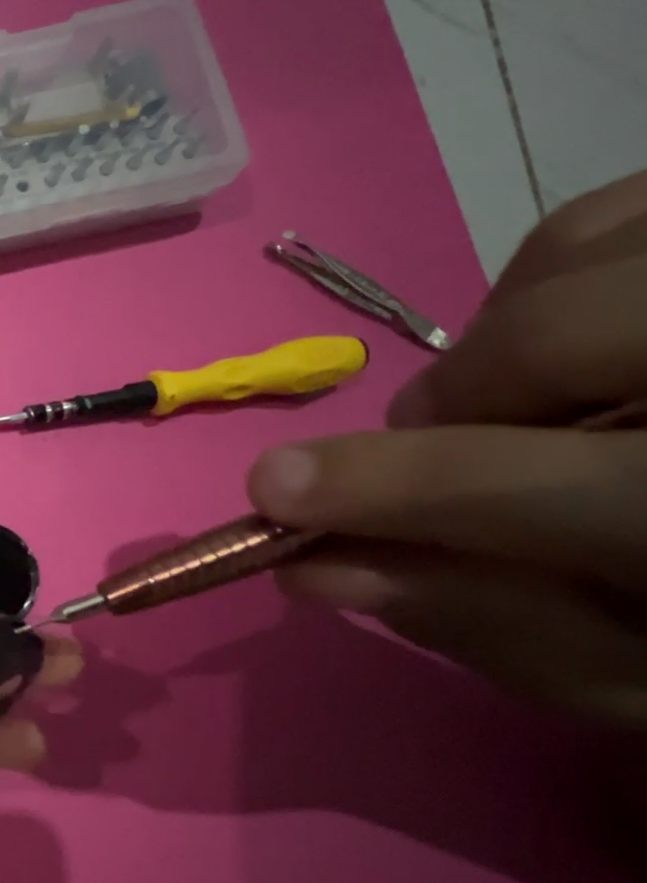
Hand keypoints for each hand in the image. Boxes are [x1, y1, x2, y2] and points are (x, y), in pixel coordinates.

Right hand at [248, 169, 646, 720]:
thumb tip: (314, 568)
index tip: (270, 490)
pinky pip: (610, 212)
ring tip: (523, 402)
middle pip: (552, 338)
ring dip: (502, 337)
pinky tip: (573, 344)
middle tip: (436, 454)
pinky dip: (554, 272)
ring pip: (574, 255)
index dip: (383, 486)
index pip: (520, 488)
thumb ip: (480, 618)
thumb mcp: (621, 670)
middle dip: (454, 401)